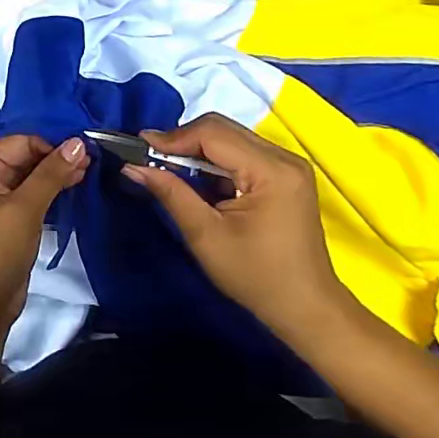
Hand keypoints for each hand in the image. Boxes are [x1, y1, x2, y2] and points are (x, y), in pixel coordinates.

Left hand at [0, 135, 88, 389]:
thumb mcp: (25, 209)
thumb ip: (51, 174)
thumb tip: (79, 142)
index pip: (23, 142)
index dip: (53, 146)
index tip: (88, 156)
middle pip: (28, 156)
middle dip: (58, 160)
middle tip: (94, 167)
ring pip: (33, 176)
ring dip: (58, 176)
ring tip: (89, 178)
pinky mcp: (10, 217)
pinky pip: (33, 195)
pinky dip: (52, 193)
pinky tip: (74, 193)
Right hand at [123, 114, 357, 338]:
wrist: (305, 308)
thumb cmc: (256, 276)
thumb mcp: (205, 235)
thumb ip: (170, 193)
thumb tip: (133, 166)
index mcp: (272, 171)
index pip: (213, 134)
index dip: (173, 137)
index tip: (139, 148)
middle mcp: (284, 158)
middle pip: (222, 129)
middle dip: (183, 140)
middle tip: (150, 157)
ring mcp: (288, 164)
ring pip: (230, 136)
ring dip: (197, 148)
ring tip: (168, 166)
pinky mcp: (285, 173)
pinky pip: (241, 150)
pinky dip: (214, 158)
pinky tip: (198, 178)